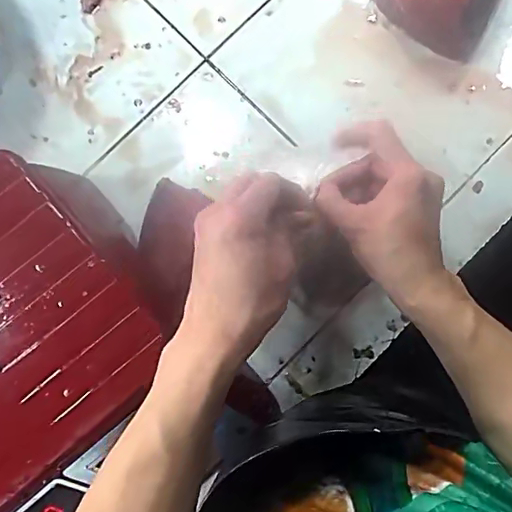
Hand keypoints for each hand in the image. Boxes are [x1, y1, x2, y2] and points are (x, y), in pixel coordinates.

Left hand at [179, 173, 307, 365]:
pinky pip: (228, 207)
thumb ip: (291, 231)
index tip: (309, 213)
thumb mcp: (284, 264)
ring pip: (238, 192)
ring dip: (262, 201)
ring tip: (282, 225)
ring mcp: (206, 220)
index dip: (295, 193)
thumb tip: (300, 216)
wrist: (213, 330)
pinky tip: (263, 233)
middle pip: (251, 181)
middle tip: (297, 214)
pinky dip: (248, 210)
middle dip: (277, 192)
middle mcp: (217, 209)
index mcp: (240, 215)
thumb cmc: (254, 301)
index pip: (271, 182)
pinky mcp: (202, 233)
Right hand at [314, 122, 452, 311]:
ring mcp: (425, 190)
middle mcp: (421, 175)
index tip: (332, 145)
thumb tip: (319, 190)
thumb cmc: (388, 251)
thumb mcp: (352, 224)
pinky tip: (352, 212)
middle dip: (350, 175)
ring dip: (358, 187)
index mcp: (408, 173)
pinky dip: (372, 196)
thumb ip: (330, 199)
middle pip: (378, 160)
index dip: (352, 134)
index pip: (379, 134)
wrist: (419, 283)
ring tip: (336, 205)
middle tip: (327, 194)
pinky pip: (393, 189)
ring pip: (384, 176)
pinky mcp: (423, 204)